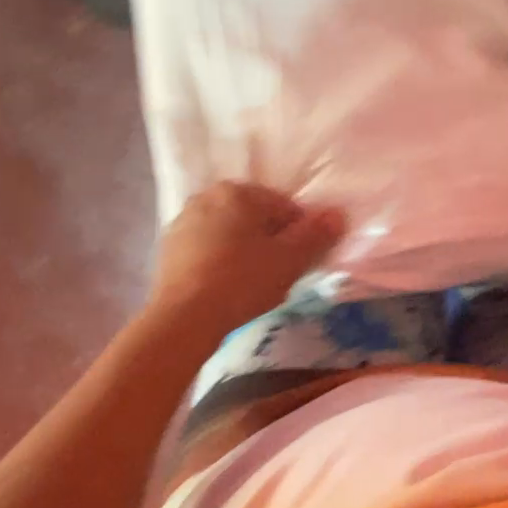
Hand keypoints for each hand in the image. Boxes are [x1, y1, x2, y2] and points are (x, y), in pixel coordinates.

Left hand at [151, 182, 346, 330]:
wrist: (185, 314)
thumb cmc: (243, 281)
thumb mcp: (289, 260)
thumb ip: (315, 235)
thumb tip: (337, 214)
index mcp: (239, 192)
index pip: (285, 207)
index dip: (300, 235)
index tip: (301, 262)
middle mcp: (207, 196)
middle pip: (254, 217)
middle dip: (270, 240)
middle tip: (280, 274)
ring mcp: (184, 221)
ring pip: (229, 232)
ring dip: (245, 250)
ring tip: (254, 283)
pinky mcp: (169, 247)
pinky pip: (207, 248)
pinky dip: (221, 260)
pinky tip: (227, 286)